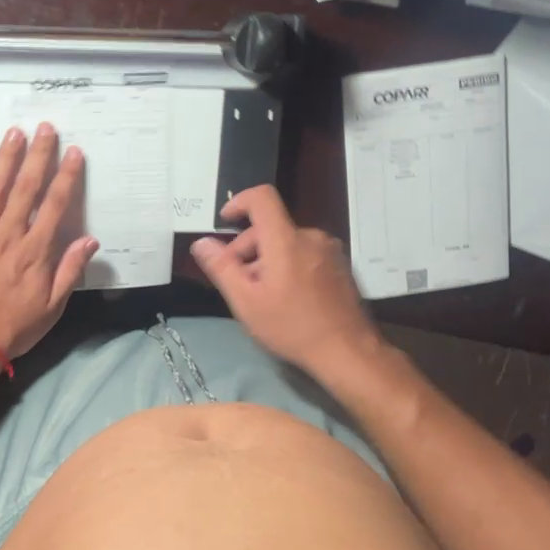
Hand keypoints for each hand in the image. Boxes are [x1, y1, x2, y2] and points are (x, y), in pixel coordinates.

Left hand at [0, 124, 98, 358]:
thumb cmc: (14, 327)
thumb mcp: (52, 307)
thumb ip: (70, 270)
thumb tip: (90, 240)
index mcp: (35, 252)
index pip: (55, 205)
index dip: (66, 176)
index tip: (73, 153)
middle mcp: (8, 235)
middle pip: (26, 188)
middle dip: (38, 156)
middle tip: (45, 128)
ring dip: (5, 158)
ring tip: (14, 133)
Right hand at [189, 185, 387, 374]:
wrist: (348, 351)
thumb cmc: (291, 327)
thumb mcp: (246, 302)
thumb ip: (222, 267)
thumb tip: (201, 242)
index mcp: (286, 240)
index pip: (262, 198)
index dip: (239, 202)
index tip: (225, 222)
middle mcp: (311, 236)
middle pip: (271, 226)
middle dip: (248, 248)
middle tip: (240, 282)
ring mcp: (329, 250)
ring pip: (287, 242)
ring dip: (269, 259)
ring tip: (264, 294)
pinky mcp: (340, 264)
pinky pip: (305, 253)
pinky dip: (289, 264)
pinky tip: (289, 296)